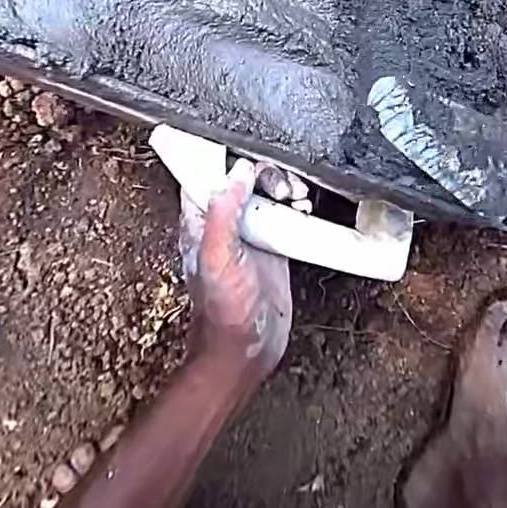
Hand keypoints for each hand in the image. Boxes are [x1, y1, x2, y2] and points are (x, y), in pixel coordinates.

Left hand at [179, 159, 293, 381]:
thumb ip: (222, 214)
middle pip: (245, 178)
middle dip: (266, 172)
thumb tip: (236, 172)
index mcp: (202, 221)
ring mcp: (252, 233)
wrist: (248, 348)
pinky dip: (298, 206)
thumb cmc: (224, 311)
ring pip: (268, 192)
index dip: (229, 159)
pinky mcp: (275, 245)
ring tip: (296, 195)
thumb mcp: (217, 259)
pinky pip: (287, 214)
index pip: (208, 173)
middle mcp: (226, 222)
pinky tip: (304, 208)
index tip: (252, 159)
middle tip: (281, 185)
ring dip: (285, 185)